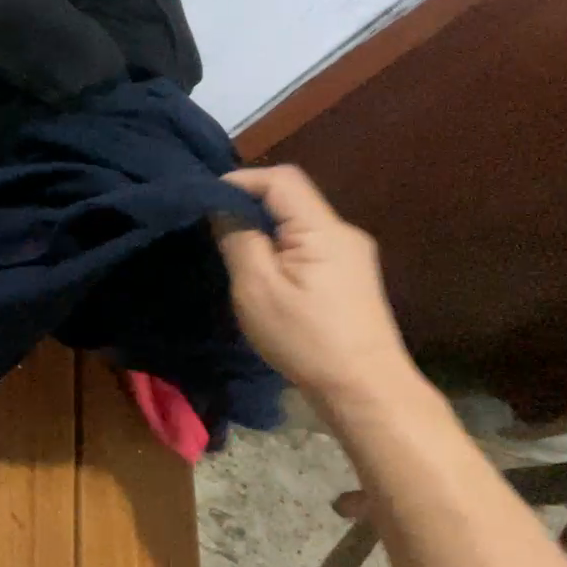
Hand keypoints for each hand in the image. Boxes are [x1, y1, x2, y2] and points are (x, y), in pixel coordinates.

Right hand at [214, 165, 415, 404]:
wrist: (364, 387)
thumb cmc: (305, 336)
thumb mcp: (257, 287)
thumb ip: (238, 239)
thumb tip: (222, 208)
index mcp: (323, 230)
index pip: (281, 179)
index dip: (239, 180)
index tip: (202, 199)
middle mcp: (342, 233)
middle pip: (291, 197)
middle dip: (246, 202)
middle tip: (206, 223)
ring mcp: (350, 254)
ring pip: (297, 222)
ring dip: (260, 226)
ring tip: (226, 245)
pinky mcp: (348, 275)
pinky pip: (305, 242)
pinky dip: (275, 244)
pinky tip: (257, 267)